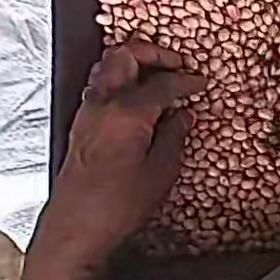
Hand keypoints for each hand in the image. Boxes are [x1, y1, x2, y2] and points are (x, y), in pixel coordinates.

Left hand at [38, 40, 205, 267]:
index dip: (187, 81)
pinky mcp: (81, 124)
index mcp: (127, 112)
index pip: (163, 83)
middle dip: (153, 53)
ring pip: (108, 67)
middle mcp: (102, 103)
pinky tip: (142, 101)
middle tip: (178, 65)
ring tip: (160, 78)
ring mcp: (87, 111)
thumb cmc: (122, 202)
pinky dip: (123, 82)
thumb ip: (174, 135)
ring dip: (134, 64)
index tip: (202, 84)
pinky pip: (102, 87)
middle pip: (123, 56)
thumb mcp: (161, 170)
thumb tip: (184, 114)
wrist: (77, 225)